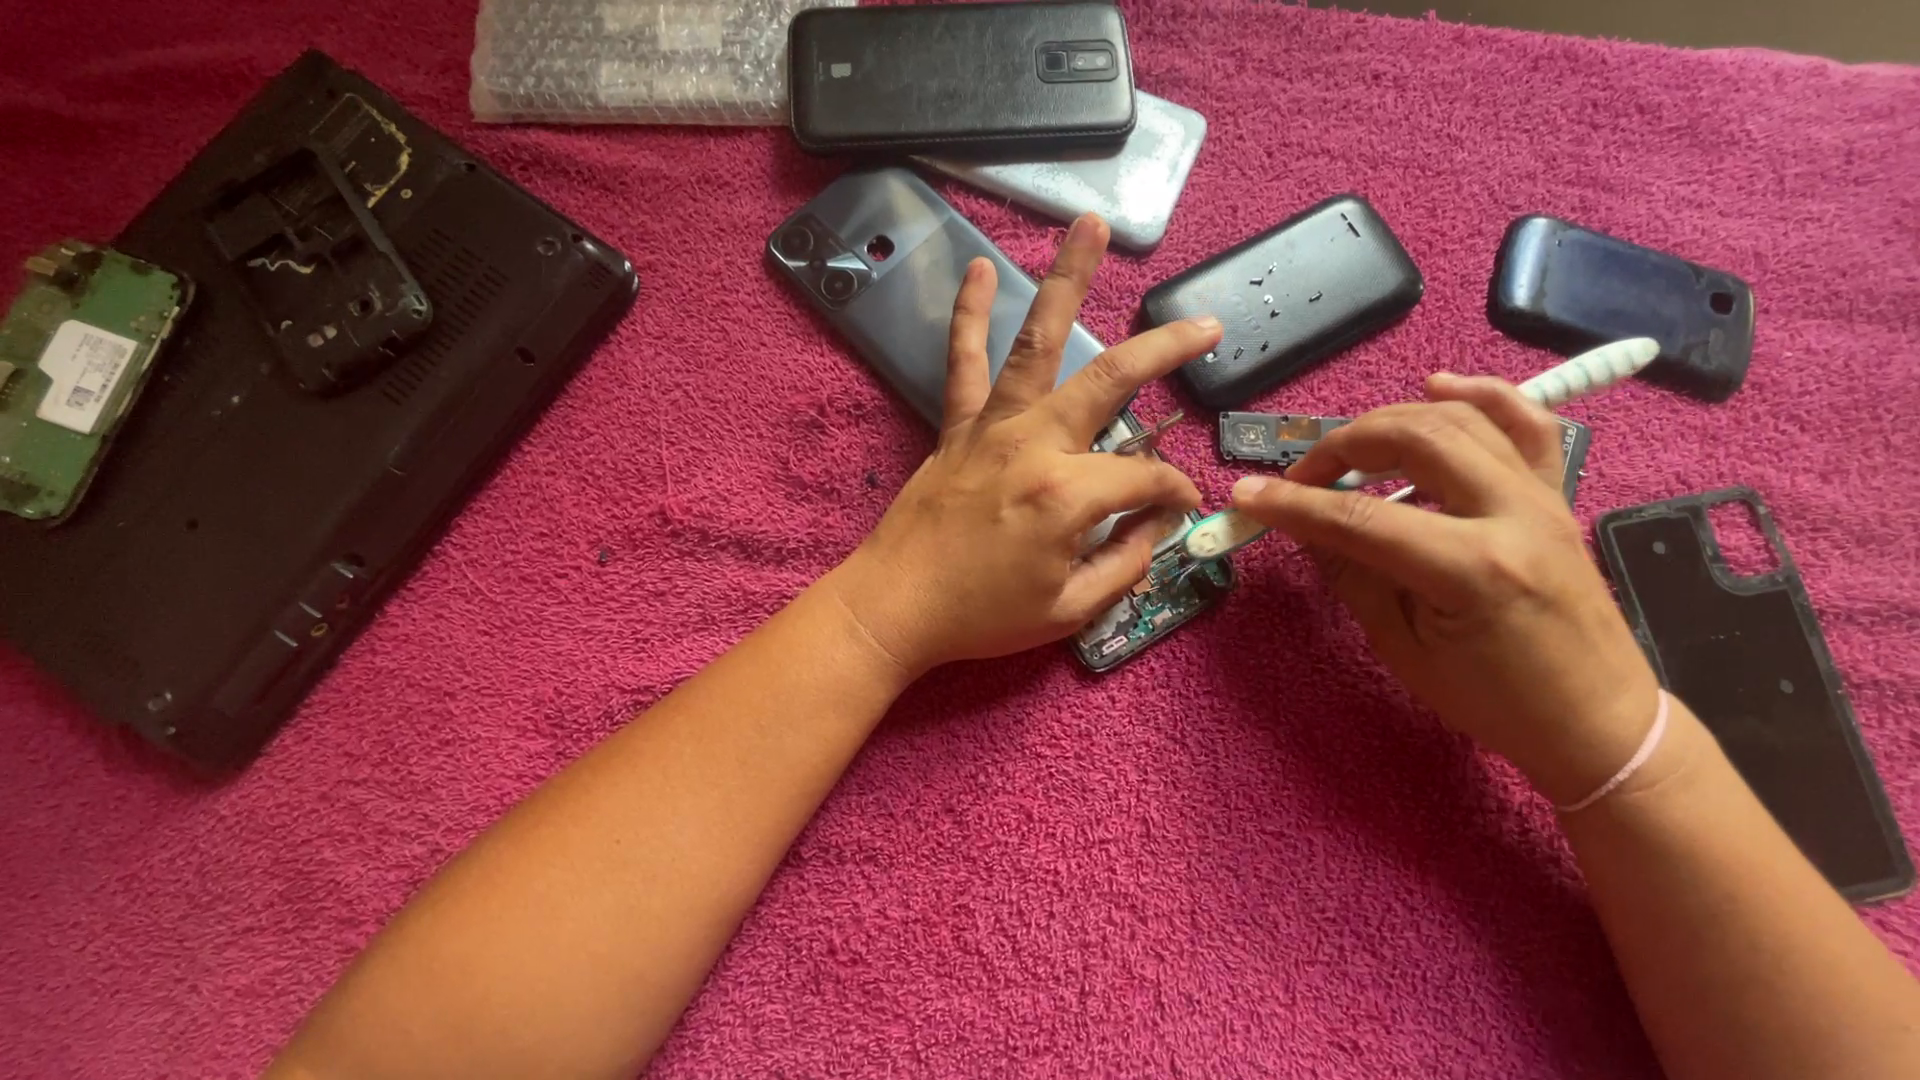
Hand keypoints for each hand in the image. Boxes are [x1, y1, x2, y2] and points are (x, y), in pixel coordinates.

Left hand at [828, 214, 1222, 675]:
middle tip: (1205, 325)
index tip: (1180, 505)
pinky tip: (980, 271)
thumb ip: (1124, 564)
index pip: (1146, 478)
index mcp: (1067, 495)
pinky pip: (962, 362)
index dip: (1173, 493)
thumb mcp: (1069, 611)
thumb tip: (1156, 524)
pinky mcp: (956, 428)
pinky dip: (969, 315)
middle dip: (1165, 349)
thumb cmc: (981, 617)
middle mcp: (1033, 444)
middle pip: (1110, 379)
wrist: (895, 607)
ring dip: (1066, 281)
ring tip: (1089, 226)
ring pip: (1036, 342)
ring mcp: (991, 427)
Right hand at [1229, 374, 1662, 805]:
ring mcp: (1543, 497)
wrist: (1594, 720)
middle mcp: (1512, 515)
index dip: (1294, 504)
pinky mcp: (1556, 494)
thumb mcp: (1400, 647)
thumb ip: (1351, 574)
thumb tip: (1303, 526)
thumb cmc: (1490, 699)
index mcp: (1471, 570)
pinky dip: (1480, 394)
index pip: (1360, 517)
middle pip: (1415, 441)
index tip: (1246, 496)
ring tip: (1348, 447)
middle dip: (1342, 446)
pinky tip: (1437, 385)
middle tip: (1301, 477)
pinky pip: (1525, 423)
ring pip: (1461, 419)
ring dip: (1392, 420)